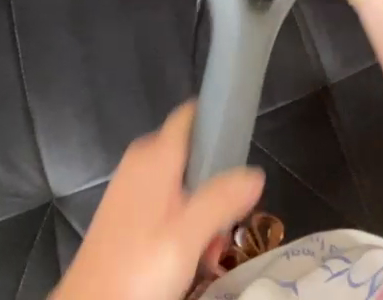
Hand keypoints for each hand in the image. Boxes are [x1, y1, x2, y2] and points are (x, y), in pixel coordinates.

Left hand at [51, 103, 264, 299]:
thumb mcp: (188, 235)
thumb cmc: (139, 267)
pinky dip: (183, 224)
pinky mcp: (126, 214)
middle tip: (229, 219)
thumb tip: (256, 173)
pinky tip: (189, 256)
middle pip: (192, 155)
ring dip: (202, 211)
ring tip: (209, 249)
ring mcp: (131, 188)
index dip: (217, 120)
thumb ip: (222, 199)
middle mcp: (141, 161)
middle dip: (216, 183)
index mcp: (155, 154)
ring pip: (182, 184)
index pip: (190, 115)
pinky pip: (166, 205)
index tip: (242, 143)